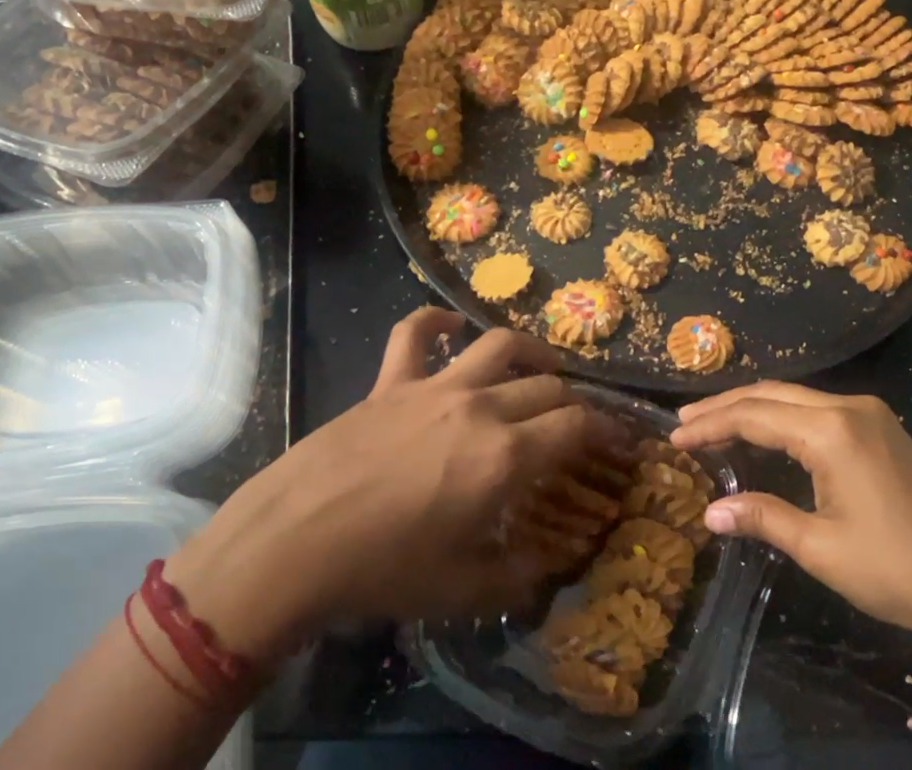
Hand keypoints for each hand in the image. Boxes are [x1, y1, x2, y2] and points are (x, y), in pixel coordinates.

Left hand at [164, 308, 602, 659]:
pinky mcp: (388, 383)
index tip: (620, 442)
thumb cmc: (382, 572)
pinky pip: (415, 333)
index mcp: (507, 458)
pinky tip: (451, 329)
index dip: (608, 432)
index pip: (578, 427)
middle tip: (577, 421)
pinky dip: (438, 322)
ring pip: (499, 345)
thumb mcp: (463, 589)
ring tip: (543, 365)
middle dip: (574, 401)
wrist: (291, 544)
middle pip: (548, 386)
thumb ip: (518, 576)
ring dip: (532, 351)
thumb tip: (550, 565)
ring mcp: (433, 388)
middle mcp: (481, 408)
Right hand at [672, 382, 911, 678]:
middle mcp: (851, 408)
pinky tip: (765, 434)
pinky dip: (783, 417)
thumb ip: (764, 518)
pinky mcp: (884, 430)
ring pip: (797, 398)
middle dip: (726, 406)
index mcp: (832, 431)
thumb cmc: (896, 570)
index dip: (710, 425)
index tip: (673, 437)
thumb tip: (709, 514)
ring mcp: (872, 416)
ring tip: (712, 424)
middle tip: (684, 422)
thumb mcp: (821, 548)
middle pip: (773, 395)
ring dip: (754, 409)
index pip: (754, 416)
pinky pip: (820, 410)